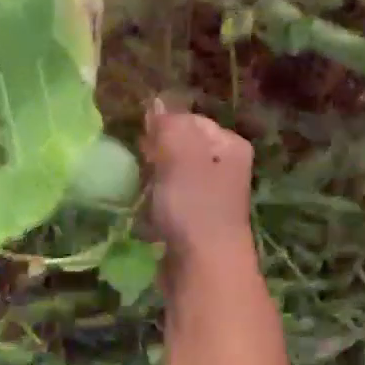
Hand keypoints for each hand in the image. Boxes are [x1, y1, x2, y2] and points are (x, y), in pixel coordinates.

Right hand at [143, 99, 255, 263]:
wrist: (202, 263)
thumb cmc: (193, 207)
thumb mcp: (179, 158)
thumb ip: (168, 128)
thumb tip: (156, 101)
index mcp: (228, 145)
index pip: (190, 121)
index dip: (162, 129)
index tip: (140, 146)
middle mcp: (225, 167)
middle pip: (182, 149)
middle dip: (155, 157)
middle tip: (137, 169)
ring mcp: (210, 197)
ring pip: (173, 177)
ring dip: (152, 183)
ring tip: (138, 194)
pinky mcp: (194, 223)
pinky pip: (169, 203)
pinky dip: (154, 207)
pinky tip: (144, 217)